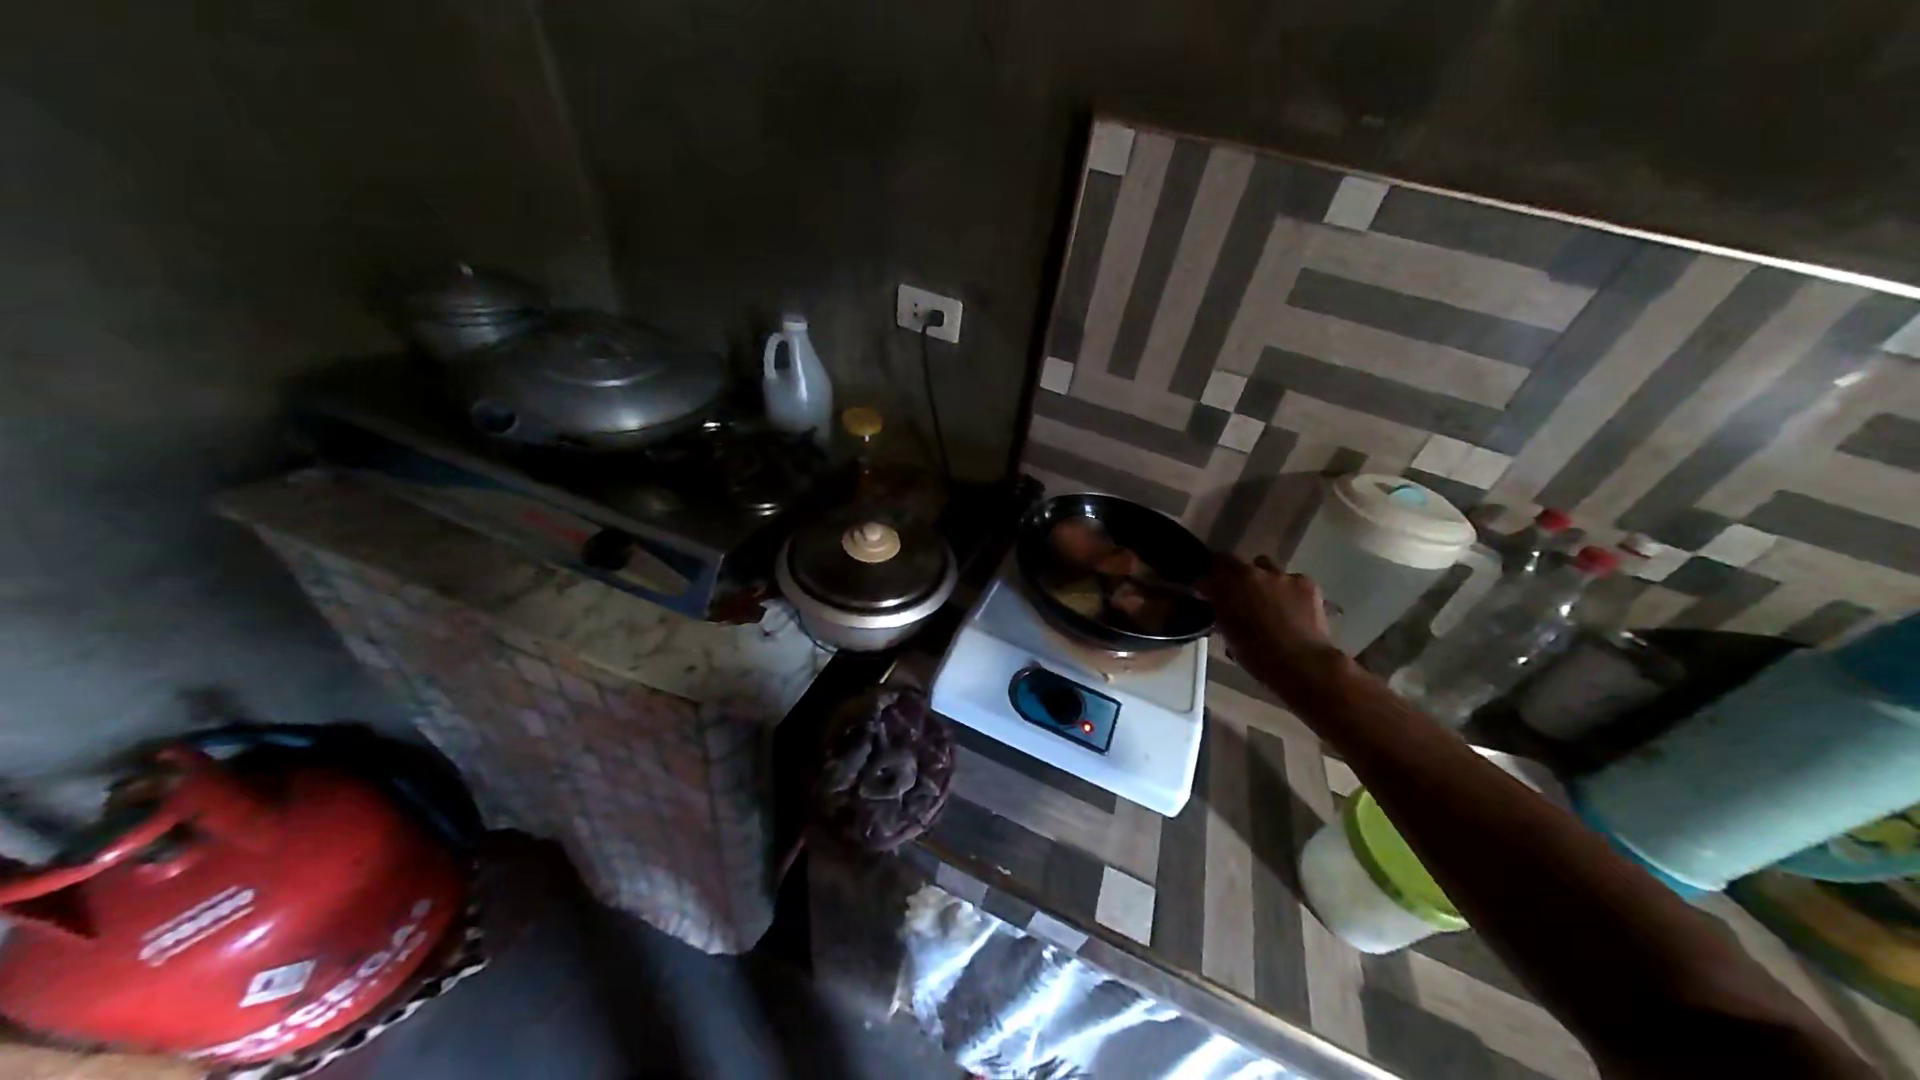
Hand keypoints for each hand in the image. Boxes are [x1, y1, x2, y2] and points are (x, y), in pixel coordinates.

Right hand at [1198, 554, 1339, 679]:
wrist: (1301, 662)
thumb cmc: (1257, 655)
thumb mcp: (1229, 634)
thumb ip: (1221, 612)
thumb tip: (1218, 605)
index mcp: (1227, 587)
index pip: (1207, 573)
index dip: (1206, 580)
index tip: (1206, 590)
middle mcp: (1251, 573)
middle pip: (1233, 562)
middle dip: (1231, 574)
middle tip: (1235, 591)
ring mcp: (1280, 575)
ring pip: (1265, 566)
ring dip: (1262, 578)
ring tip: (1268, 598)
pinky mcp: (1306, 582)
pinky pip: (1292, 579)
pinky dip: (1290, 590)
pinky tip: (1294, 607)